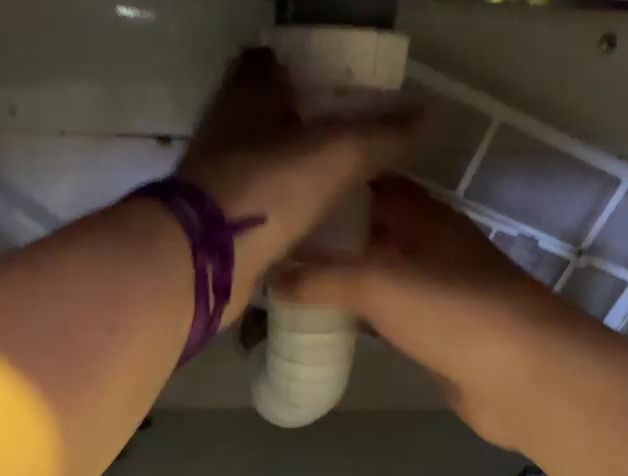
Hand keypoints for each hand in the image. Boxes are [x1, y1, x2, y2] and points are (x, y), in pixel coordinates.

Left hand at [176, 48, 416, 319]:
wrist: (204, 261)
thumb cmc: (267, 189)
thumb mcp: (336, 153)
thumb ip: (380, 136)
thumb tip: (423, 116)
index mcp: (247, 94)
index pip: (274, 62)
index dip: (310, 68)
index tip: (345, 85)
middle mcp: (226, 131)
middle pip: (270, 116)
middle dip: (308, 124)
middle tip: (354, 139)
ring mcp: (219, 180)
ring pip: (265, 165)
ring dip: (296, 172)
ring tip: (344, 183)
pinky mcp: (219, 225)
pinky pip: (261, 209)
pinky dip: (285, 213)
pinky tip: (317, 227)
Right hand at [275, 176, 597, 448]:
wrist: (522, 377)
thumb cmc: (453, 312)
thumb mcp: (379, 282)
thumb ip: (323, 277)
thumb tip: (271, 278)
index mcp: (426, 218)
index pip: (374, 185)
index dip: (333, 183)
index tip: (287, 190)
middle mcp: (432, 248)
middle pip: (374, 232)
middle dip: (330, 235)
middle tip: (274, 243)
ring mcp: (437, 295)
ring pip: (379, 276)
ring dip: (341, 280)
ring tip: (286, 282)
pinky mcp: (436, 337)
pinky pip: (387, 318)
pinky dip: (358, 318)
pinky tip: (325, 326)